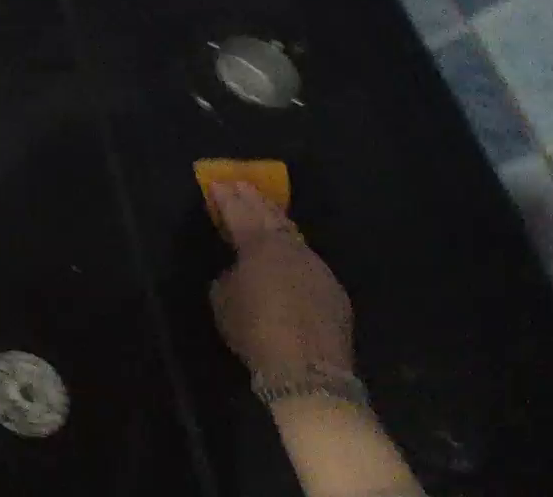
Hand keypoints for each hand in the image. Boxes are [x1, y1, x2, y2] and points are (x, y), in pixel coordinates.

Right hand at [208, 182, 353, 378]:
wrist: (307, 370)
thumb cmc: (253, 328)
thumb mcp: (222, 296)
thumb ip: (231, 274)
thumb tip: (240, 270)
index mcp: (260, 247)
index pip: (239, 214)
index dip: (227, 198)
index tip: (219, 182)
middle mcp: (292, 251)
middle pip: (272, 218)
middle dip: (255, 201)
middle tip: (243, 185)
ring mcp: (318, 270)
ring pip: (294, 237)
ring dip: (277, 221)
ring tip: (265, 209)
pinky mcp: (333, 292)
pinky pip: (308, 259)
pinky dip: (293, 247)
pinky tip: (288, 248)